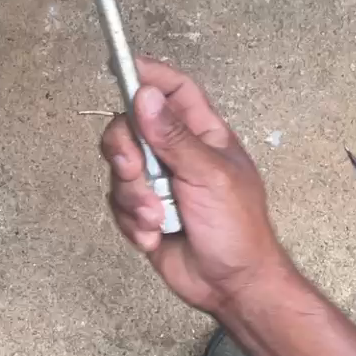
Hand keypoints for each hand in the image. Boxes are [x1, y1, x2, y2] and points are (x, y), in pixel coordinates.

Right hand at [101, 58, 291, 313]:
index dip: (148, 75)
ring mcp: (156, 179)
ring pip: (118, 166)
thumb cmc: (239, 230)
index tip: (121, 68)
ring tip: (158, 217)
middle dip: (125, 151)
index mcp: (202, 133)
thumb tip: (144, 95)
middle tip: (136, 171)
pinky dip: (132, 220)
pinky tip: (155, 234)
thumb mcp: (209, 176)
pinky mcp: (141, 208)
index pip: (173, 89)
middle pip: (130, 125)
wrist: (231, 288)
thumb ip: (173, 137)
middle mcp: (175, 150)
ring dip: (134, 196)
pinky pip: (116, 201)